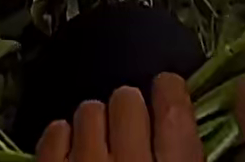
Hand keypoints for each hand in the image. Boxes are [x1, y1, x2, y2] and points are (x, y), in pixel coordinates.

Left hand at [37, 73, 203, 161]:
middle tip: (128, 130)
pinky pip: (54, 132)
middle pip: (126, 98)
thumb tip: (190, 118)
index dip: (169, 90)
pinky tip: (71, 156)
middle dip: (127, 110)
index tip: (166, 89)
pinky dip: (62, 141)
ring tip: (98, 145)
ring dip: (93, 125)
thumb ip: (186, 152)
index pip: (174, 109)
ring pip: (88, 110)